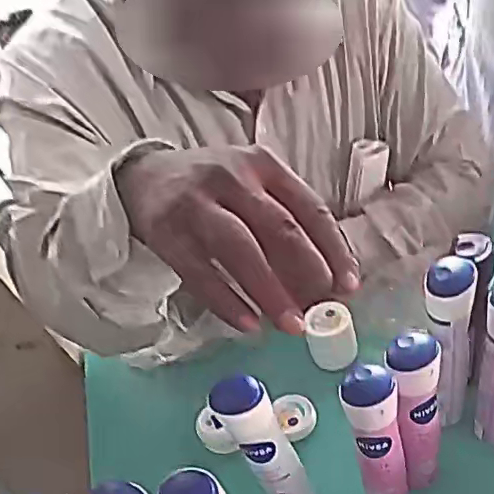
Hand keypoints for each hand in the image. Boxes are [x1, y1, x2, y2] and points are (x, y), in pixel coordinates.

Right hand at [118, 144, 359, 333]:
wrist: (144, 178)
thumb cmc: (217, 195)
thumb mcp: (257, 193)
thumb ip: (292, 229)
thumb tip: (331, 286)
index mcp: (264, 167)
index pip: (311, 209)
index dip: (335, 251)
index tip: (349, 287)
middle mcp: (232, 177)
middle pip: (280, 229)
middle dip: (308, 274)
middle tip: (323, 310)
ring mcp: (197, 203)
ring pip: (242, 250)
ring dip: (271, 292)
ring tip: (293, 326)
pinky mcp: (168, 232)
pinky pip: (202, 273)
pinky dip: (228, 302)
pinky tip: (250, 326)